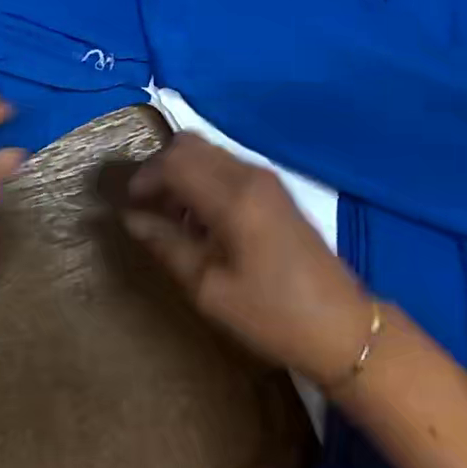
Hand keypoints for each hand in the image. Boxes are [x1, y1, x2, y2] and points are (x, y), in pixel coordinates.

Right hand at [123, 133, 375, 388]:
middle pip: (192, 144)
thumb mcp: (209, 288)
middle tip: (147, 207)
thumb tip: (130, 219)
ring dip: (184, 172)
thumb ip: (167, 245)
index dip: (145, 176)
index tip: (128, 205)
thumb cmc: (269, 314)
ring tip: (171, 217)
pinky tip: (201, 219)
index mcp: (233, 197)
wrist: (337, 323)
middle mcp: (250, 174)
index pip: (175, 160)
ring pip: (211, 152)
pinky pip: (229, 166)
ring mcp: (267, 177)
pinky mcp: (276, 188)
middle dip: (162, 167)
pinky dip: (205, 179)